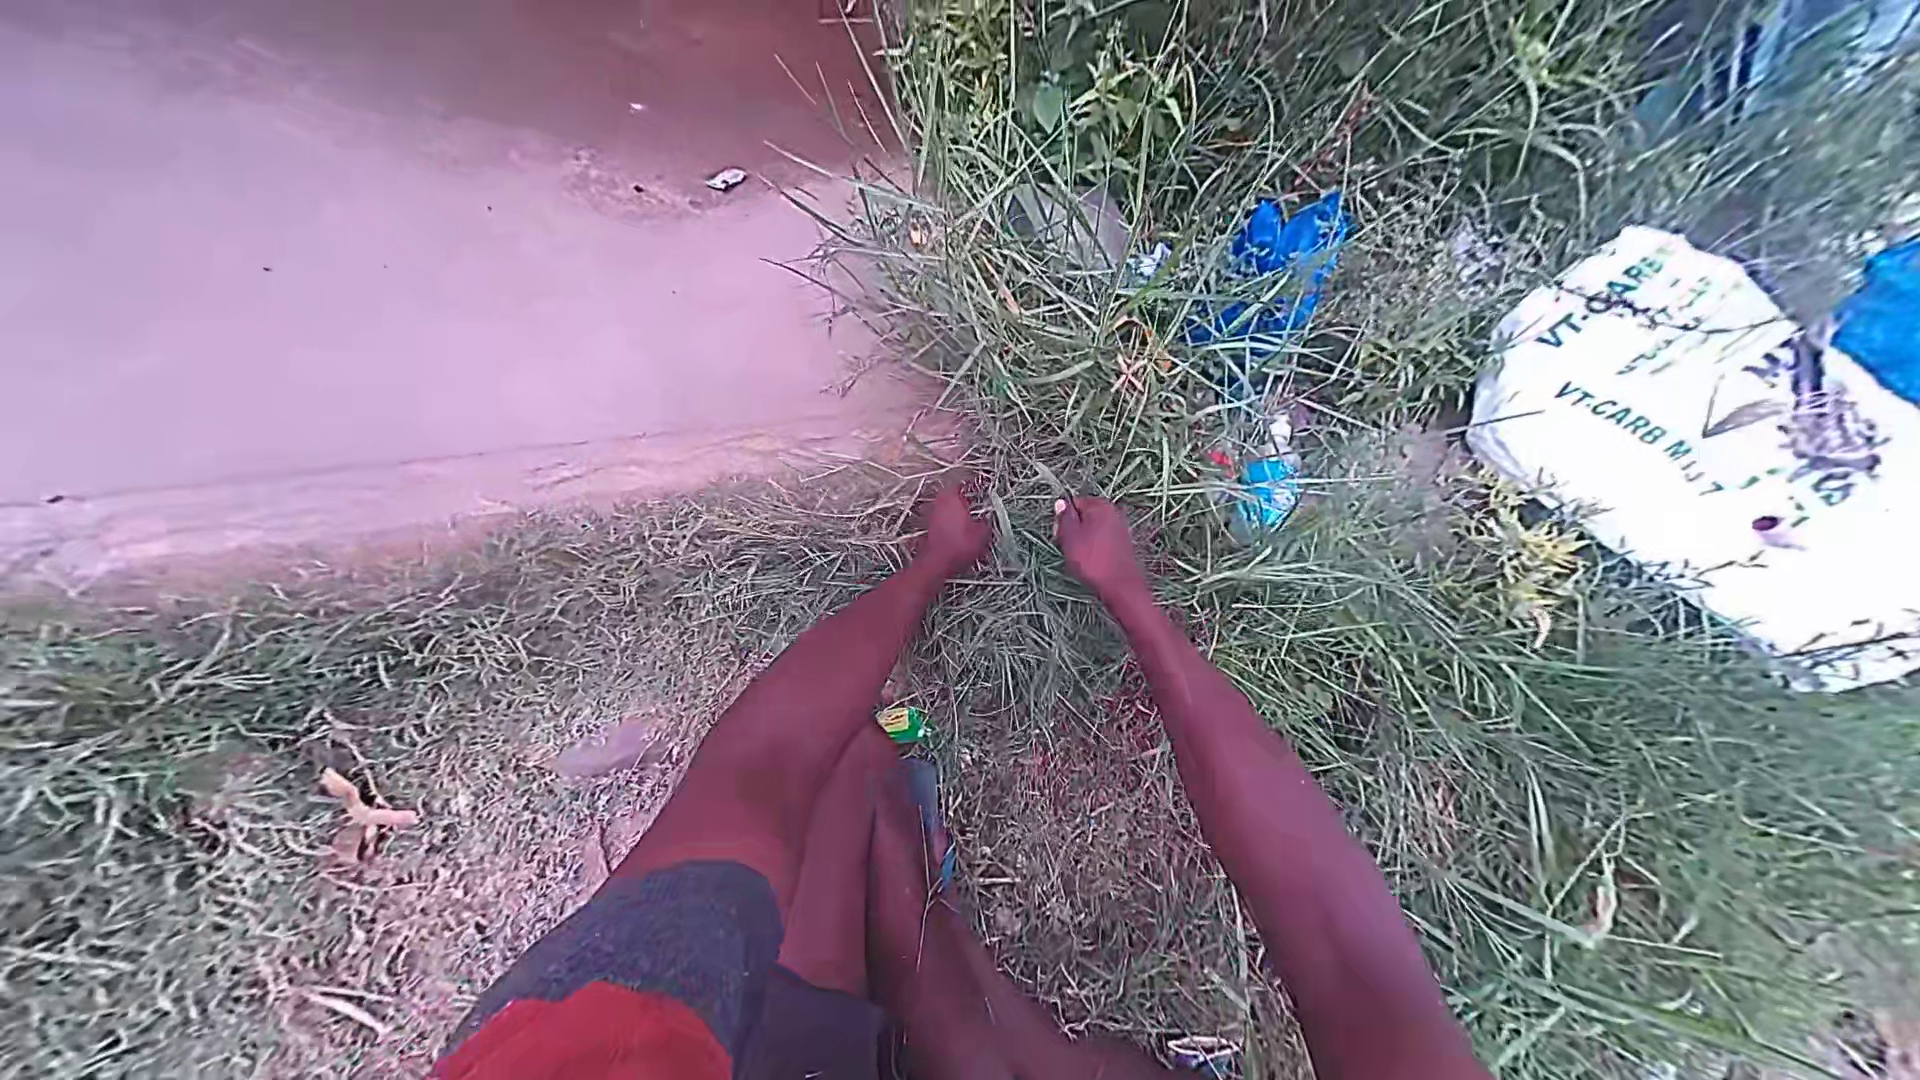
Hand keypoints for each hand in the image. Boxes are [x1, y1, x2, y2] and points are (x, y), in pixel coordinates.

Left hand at [916, 484, 991, 577]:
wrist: (938, 563)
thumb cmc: (956, 545)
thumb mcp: (982, 533)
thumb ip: (986, 522)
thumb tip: (987, 522)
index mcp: (951, 498)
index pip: (962, 485)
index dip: (972, 489)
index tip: (979, 492)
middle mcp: (938, 504)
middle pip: (954, 498)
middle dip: (966, 504)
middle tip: (977, 509)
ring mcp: (932, 516)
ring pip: (949, 511)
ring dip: (959, 516)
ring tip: (971, 525)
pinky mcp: (930, 529)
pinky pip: (944, 523)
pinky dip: (953, 526)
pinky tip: (962, 536)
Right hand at [1053, 496, 1147, 600]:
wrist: (1120, 585)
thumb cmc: (1092, 561)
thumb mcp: (1070, 537)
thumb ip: (1064, 517)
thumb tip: (1061, 503)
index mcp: (1100, 506)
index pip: (1073, 502)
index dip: (1063, 518)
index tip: (1060, 534)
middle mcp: (1113, 512)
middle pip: (1084, 514)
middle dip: (1073, 528)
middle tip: (1068, 546)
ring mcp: (1120, 527)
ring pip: (1092, 527)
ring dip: (1082, 539)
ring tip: (1079, 555)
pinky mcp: (1123, 542)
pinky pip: (1101, 538)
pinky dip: (1094, 546)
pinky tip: (1091, 560)